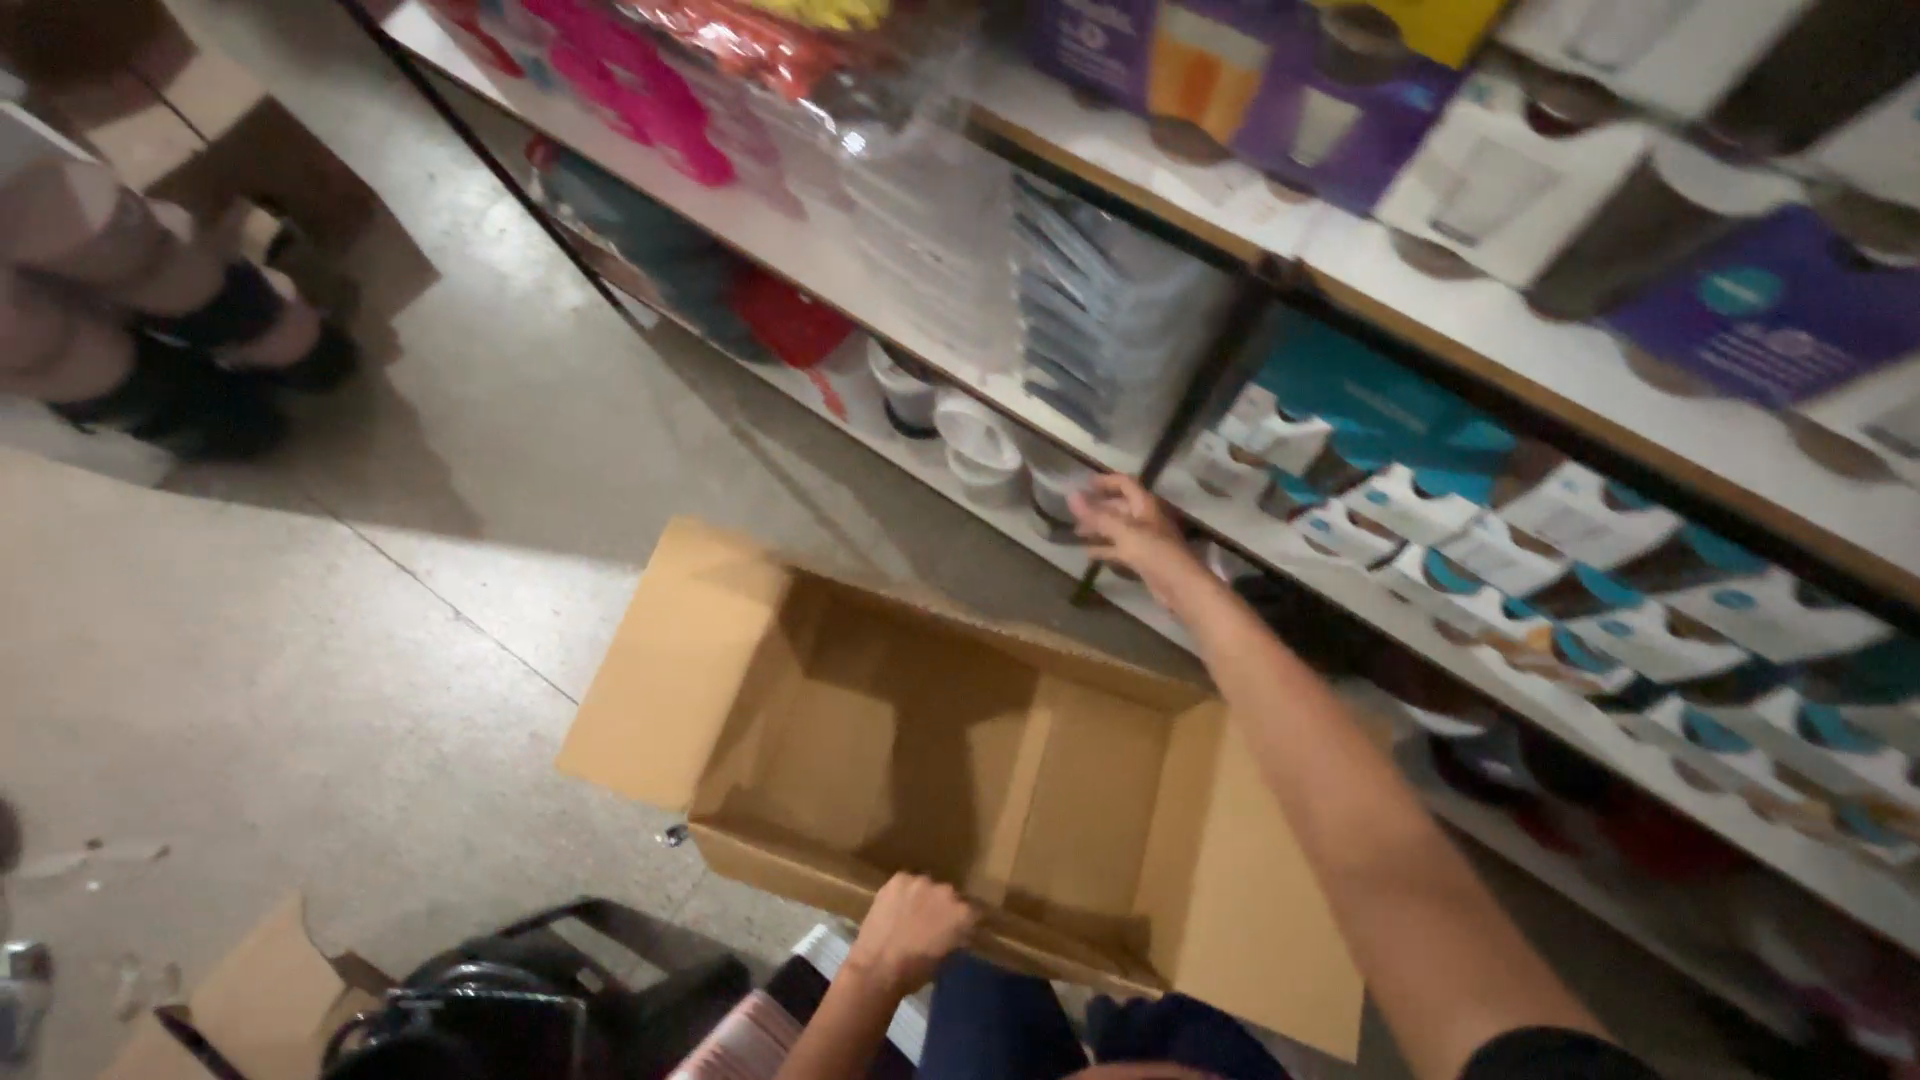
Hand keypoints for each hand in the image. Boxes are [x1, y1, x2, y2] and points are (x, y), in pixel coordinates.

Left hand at [844, 873, 978, 998]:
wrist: (878, 966)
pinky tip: (894, 907)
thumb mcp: (946, 959)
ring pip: (926, 886)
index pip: (973, 911)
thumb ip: (957, 938)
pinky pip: (906, 883)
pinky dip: (902, 893)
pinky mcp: (899, 878)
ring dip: (922, 897)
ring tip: (909, 913)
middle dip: (942, 906)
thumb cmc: (915, 971)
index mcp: (963, 913)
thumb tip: (958, 932)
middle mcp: (947, 891)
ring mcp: (922, 881)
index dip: (965, 920)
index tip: (958, 927)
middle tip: (930, 921)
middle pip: (949, 895)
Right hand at [1068, 475, 1207, 606]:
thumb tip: (1070, 496)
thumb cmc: (1153, 551)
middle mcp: (1145, 518)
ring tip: (1076, 532)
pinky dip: (1105, 548)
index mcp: (1144, 505)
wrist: (1180, 585)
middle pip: (1119, 507)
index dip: (1105, 481)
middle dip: (1097, 508)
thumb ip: (1096, 515)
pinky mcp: (1143, 559)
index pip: (1124, 483)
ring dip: (1098, 528)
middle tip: (1074, 513)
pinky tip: (1088, 553)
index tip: (1083, 485)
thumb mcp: (1122, 531)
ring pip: (1118, 528)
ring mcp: (1145, 539)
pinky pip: (1120, 548)